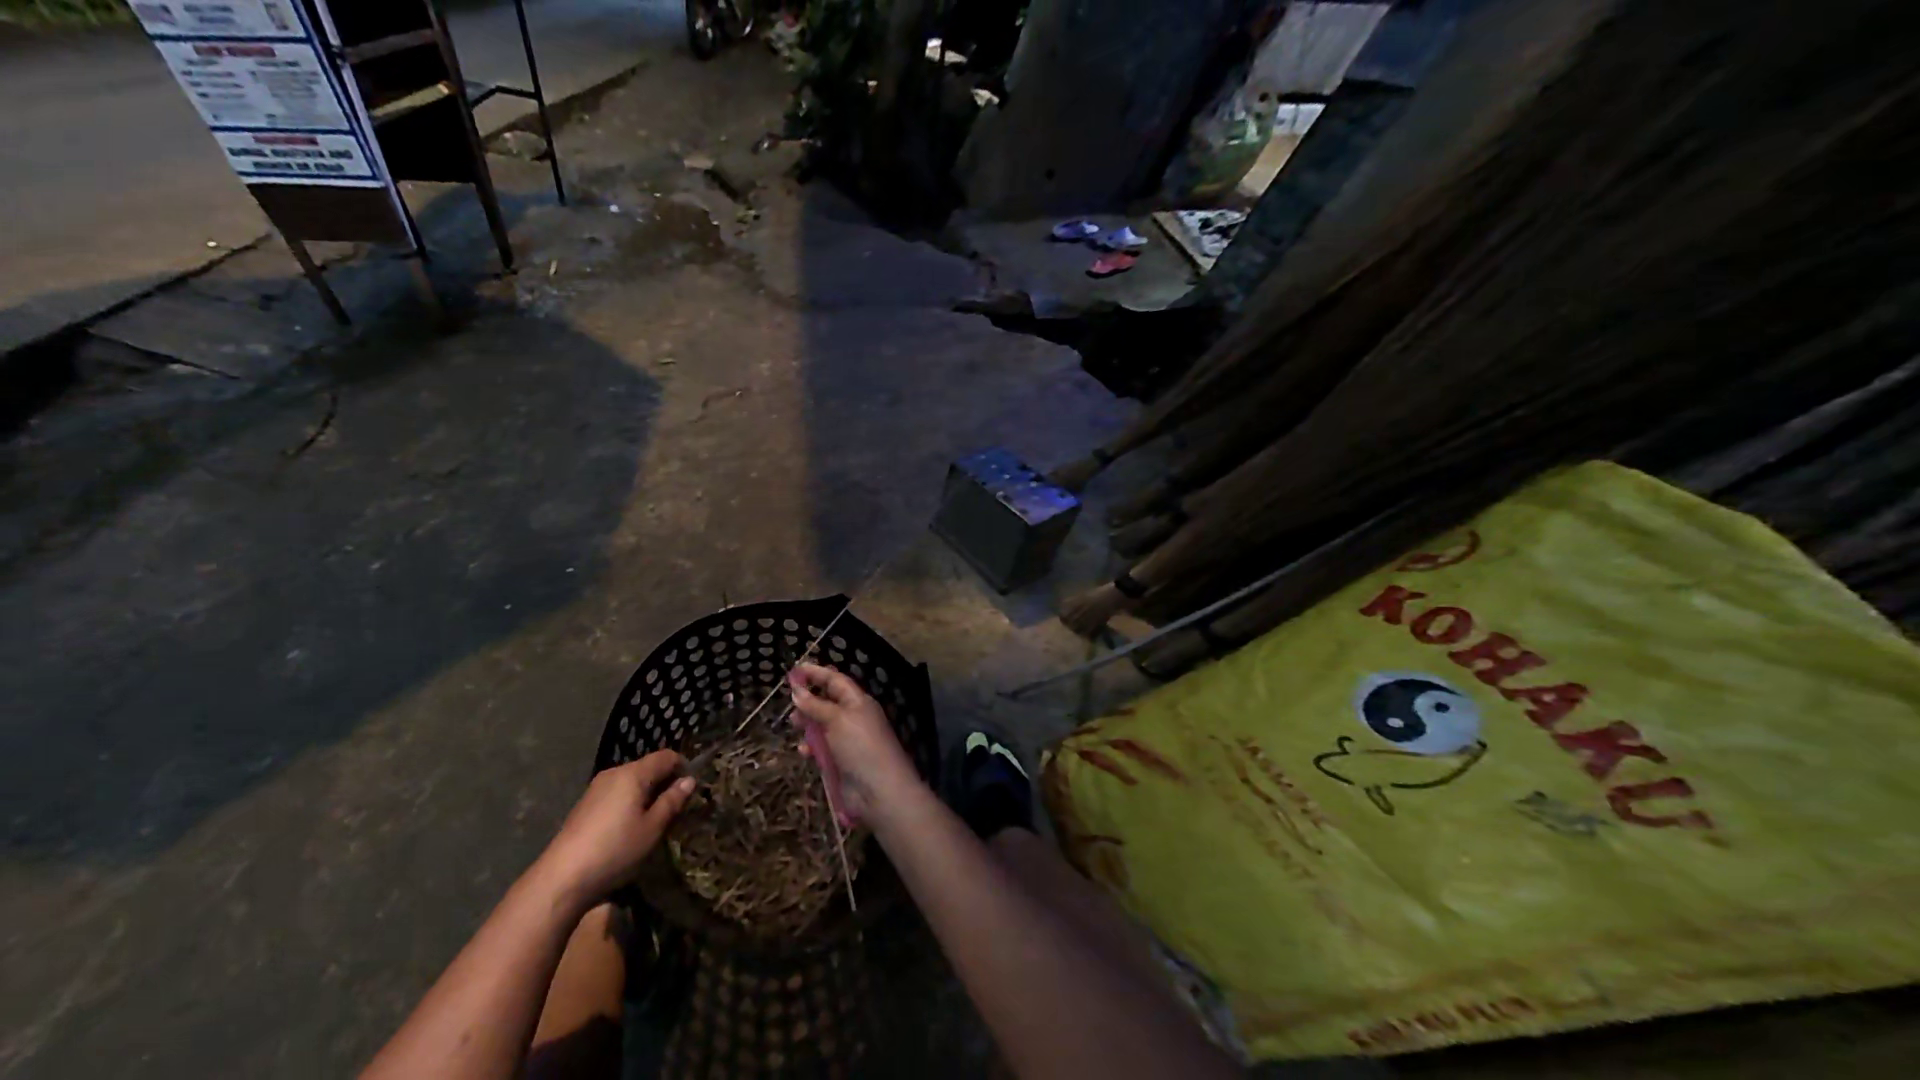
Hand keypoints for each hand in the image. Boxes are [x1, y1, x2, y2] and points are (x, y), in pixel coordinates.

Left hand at [535, 751, 694, 910]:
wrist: (561, 879)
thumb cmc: (616, 849)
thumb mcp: (653, 828)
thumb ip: (672, 801)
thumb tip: (689, 780)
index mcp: (633, 773)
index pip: (666, 756)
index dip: (683, 767)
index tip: (691, 791)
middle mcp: (613, 773)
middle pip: (647, 767)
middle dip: (665, 783)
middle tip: (676, 810)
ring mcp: (595, 789)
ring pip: (631, 782)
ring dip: (647, 795)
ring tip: (654, 822)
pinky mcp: (584, 806)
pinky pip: (616, 795)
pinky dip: (629, 804)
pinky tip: (629, 829)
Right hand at [788, 662, 919, 826]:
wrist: (879, 789)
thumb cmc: (860, 746)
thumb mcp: (837, 719)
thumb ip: (816, 705)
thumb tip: (797, 690)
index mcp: (858, 701)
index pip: (835, 680)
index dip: (816, 673)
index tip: (794, 670)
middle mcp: (853, 717)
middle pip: (828, 702)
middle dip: (809, 700)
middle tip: (790, 701)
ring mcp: (847, 740)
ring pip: (822, 726)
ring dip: (808, 724)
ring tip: (794, 724)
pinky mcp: (840, 761)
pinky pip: (822, 749)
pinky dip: (811, 748)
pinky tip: (803, 751)